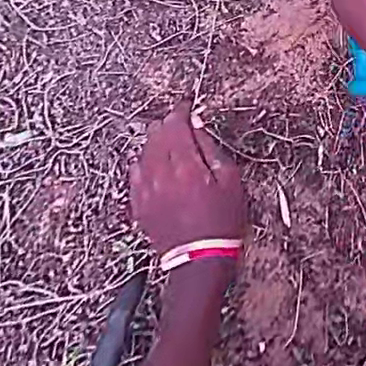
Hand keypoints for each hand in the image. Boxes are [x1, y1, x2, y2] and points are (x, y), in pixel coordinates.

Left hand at [129, 101, 246, 255]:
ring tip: (174, 146)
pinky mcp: (137, 202)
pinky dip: (146, 161)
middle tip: (183, 126)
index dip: (182, 109)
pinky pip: (135, 170)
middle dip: (169, 124)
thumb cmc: (221, 221)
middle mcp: (159, 173)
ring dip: (157, 141)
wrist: (200, 260)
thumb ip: (210, 147)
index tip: (188, 105)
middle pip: (155, 132)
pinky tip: (159, 166)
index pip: (175, 122)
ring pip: (143, 149)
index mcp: (185, 165)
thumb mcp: (230, 180)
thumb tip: (197, 123)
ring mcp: (145, 188)